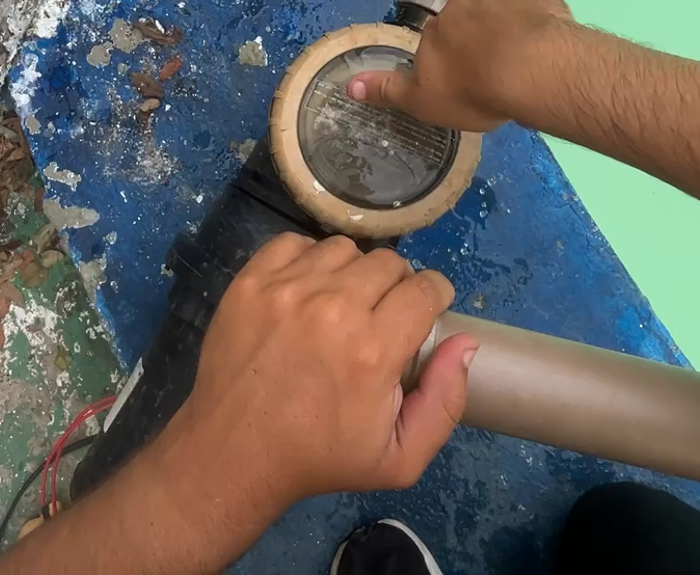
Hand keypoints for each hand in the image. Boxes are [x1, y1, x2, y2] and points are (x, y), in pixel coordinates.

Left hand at [159, 234, 476, 518]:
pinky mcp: (252, 279)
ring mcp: (287, 288)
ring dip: (352, 270)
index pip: (425, 288)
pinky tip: (306, 289)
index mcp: (373, 350)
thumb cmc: (321, 457)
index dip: (434, 296)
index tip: (425, 310)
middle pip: (389, 262)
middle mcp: (333, 307)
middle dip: (396, 285)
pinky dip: (307, 259)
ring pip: (344, 248)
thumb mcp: (399, 458)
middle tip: (381, 314)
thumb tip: (465, 342)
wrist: (234, 451)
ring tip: (341, 301)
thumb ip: (445, 401)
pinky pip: (295, 241)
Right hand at [350, 0, 575, 130]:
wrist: (530, 69)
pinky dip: (538, 18)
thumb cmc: (474, 91)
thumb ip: (387, 90)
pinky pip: (533, 2)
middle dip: (481, 39)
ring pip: (503, 9)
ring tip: (526, 60)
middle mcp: (462, 4)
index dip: (451, 57)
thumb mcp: (423, 101)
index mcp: (435, 29)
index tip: (466, 77)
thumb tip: (348, 84)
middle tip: (498, 70)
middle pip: (469, 20)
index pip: (437, 39)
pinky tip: (546, 42)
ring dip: (511, 29)